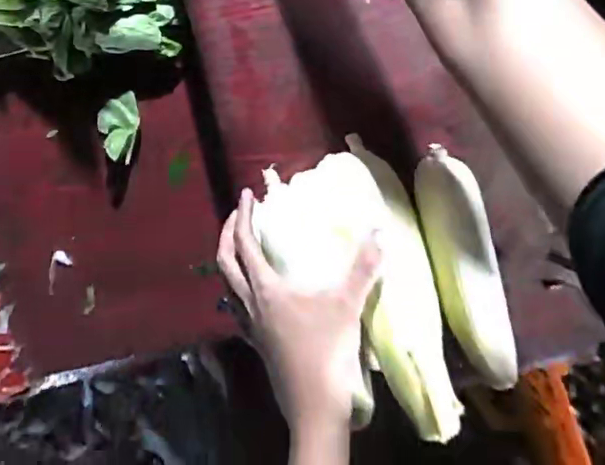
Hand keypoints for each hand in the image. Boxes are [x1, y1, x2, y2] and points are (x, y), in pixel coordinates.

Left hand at [218, 188, 381, 441]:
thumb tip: (379, 231)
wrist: (315, 411)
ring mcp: (251, 327)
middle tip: (238, 215)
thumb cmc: (327, 353)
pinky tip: (252, 295)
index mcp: (266, 289)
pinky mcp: (258, 345)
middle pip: (225, 262)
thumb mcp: (347, 304)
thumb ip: (363, 267)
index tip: (246, 194)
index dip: (242, 216)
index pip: (244, 243)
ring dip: (229, 261)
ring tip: (241, 248)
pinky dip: (237, 289)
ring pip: (226, 286)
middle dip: (227, 234)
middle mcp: (251, 305)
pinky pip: (237, 308)